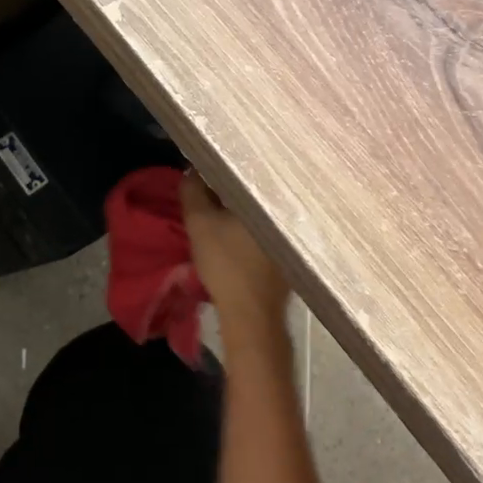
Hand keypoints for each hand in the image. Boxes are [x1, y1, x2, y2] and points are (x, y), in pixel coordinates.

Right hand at [180, 170, 292, 359]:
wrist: (252, 313)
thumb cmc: (226, 264)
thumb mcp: (199, 224)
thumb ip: (192, 191)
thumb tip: (192, 171)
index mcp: (266, 198)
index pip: (240, 170)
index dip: (217, 169)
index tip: (200, 171)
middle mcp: (285, 210)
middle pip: (250, 190)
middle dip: (227, 188)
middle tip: (204, 189)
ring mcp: (291, 233)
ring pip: (257, 209)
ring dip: (238, 207)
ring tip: (217, 207)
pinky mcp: (289, 251)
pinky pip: (264, 226)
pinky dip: (248, 225)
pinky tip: (235, 231)